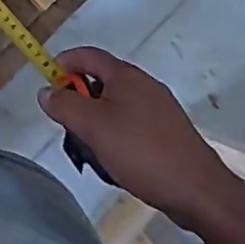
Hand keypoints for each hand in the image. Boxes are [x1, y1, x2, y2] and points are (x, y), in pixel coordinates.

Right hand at [37, 47, 244, 229]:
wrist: (198, 189)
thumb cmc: (141, 151)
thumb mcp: (94, 127)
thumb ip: (66, 105)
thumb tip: (46, 90)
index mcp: (125, 74)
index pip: (88, 55)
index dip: (64, 63)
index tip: (48, 84)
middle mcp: (143, 83)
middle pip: (100, 81)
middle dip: (80, 102)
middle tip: (70, 129)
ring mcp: (158, 107)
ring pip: (115, 106)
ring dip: (98, 124)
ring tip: (94, 154)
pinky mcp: (167, 131)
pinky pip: (132, 124)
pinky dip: (117, 137)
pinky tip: (117, 164)